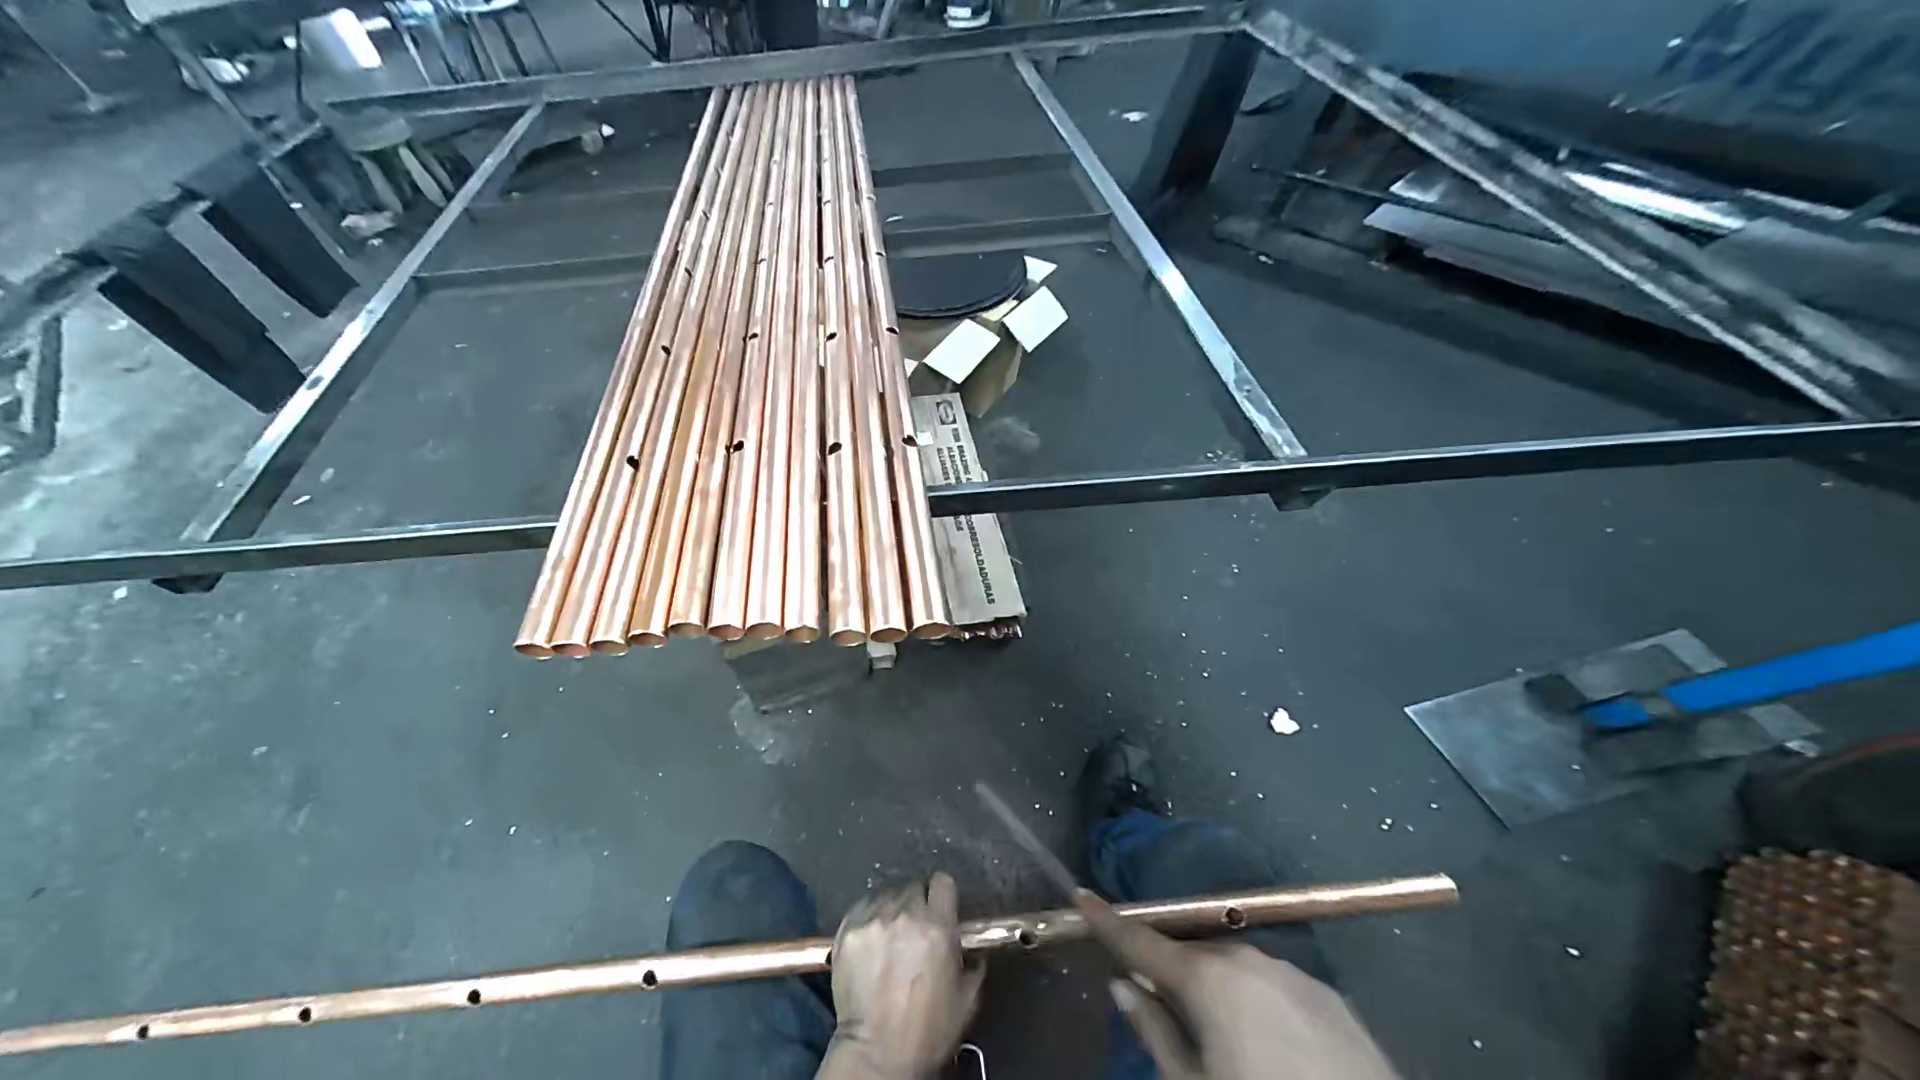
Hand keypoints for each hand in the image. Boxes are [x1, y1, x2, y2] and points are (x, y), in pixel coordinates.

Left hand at [826, 873, 985, 1079]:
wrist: (876, 1054)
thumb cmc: (927, 1031)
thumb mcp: (966, 999)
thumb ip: (973, 963)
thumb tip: (974, 949)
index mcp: (938, 926)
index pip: (942, 882)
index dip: (942, 895)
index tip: (940, 908)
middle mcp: (905, 914)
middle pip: (913, 887)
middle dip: (917, 904)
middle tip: (914, 929)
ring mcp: (873, 919)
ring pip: (886, 894)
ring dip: (891, 909)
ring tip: (889, 934)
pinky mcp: (848, 929)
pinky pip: (862, 907)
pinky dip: (868, 917)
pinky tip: (870, 938)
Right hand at [1077, 891, 1398, 1079]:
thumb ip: (1154, 1031)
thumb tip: (1122, 986)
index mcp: (1207, 978)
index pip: (1141, 940)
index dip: (1106, 920)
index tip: (1080, 895)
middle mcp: (1247, 959)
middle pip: (1191, 955)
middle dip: (1170, 970)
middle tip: (1159, 1001)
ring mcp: (1292, 974)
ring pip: (1235, 968)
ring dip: (1216, 987)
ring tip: (1224, 1038)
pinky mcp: (1330, 997)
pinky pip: (1274, 985)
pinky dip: (1256, 1000)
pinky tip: (1273, 1046)